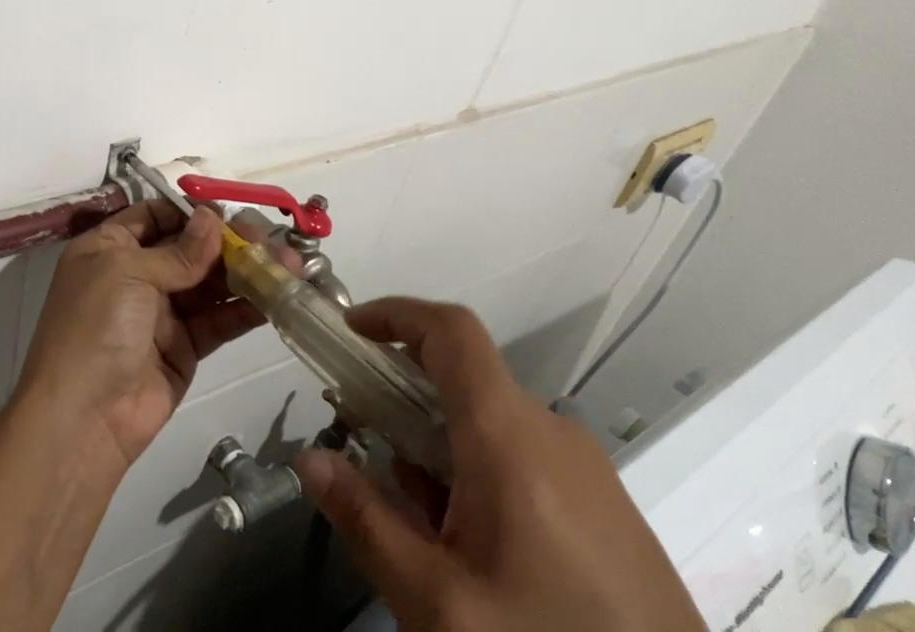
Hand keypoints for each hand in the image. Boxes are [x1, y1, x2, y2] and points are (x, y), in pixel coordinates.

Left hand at [15, 200, 267, 473]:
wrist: (84, 415)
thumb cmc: (95, 326)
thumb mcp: (127, 273)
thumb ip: (177, 251)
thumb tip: (211, 218)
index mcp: (108, 249)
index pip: (153, 217)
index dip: (190, 213)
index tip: (229, 212)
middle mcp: (134, 276)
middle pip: (188, 250)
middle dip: (227, 243)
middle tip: (270, 237)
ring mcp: (160, 314)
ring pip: (208, 285)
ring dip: (245, 273)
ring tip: (287, 263)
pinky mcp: (183, 348)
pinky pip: (217, 321)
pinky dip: (244, 310)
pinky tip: (275, 298)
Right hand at [293, 298, 703, 631]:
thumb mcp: (434, 601)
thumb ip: (365, 520)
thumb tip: (309, 458)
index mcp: (510, 439)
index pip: (452, 333)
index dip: (395, 314)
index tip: (347, 332)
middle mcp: (553, 435)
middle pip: (461, 383)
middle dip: (399, 403)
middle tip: (359, 451)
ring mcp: (586, 471)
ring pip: (488, 425)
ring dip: (435, 447)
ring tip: (414, 524)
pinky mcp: (604, 505)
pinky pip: (522, 458)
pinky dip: (473, 472)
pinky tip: (467, 546)